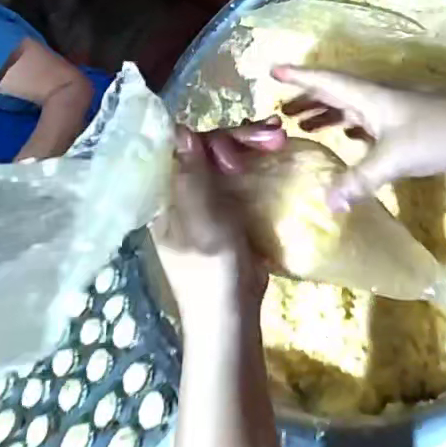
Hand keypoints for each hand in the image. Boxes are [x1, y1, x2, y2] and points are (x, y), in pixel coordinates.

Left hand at [152, 124, 284, 321]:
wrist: (233, 318)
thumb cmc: (211, 273)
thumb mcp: (202, 222)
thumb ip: (192, 176)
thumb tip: (180, 129)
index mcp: (166, 193)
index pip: (184, 147)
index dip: (215, 136)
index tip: (245, 139)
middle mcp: (183, 190)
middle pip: (209, 149)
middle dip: (241, 138)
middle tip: (275, 134)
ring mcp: (207, 197)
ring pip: (227, 158)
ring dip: (252, 143)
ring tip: (279, 132)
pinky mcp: (229, 207)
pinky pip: (241, 174)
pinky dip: (258, 160)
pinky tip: (278, 146)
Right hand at [272, 66, 445, 211]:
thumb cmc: (433, 137)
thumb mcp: (392, 160)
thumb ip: (358, 181)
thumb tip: (327, 204)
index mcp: (368, 96)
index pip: (325, 81)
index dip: (298, 76)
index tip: (273, 69)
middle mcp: (376, 97)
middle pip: (334, 92)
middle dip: (307, 97)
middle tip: (281, 108)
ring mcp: (391, 109)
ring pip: (349, 105)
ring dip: (325, 112)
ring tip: (302, 123)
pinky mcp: (404, 122)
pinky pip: (365, 118)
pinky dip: (348, 124)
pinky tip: (347, 138)